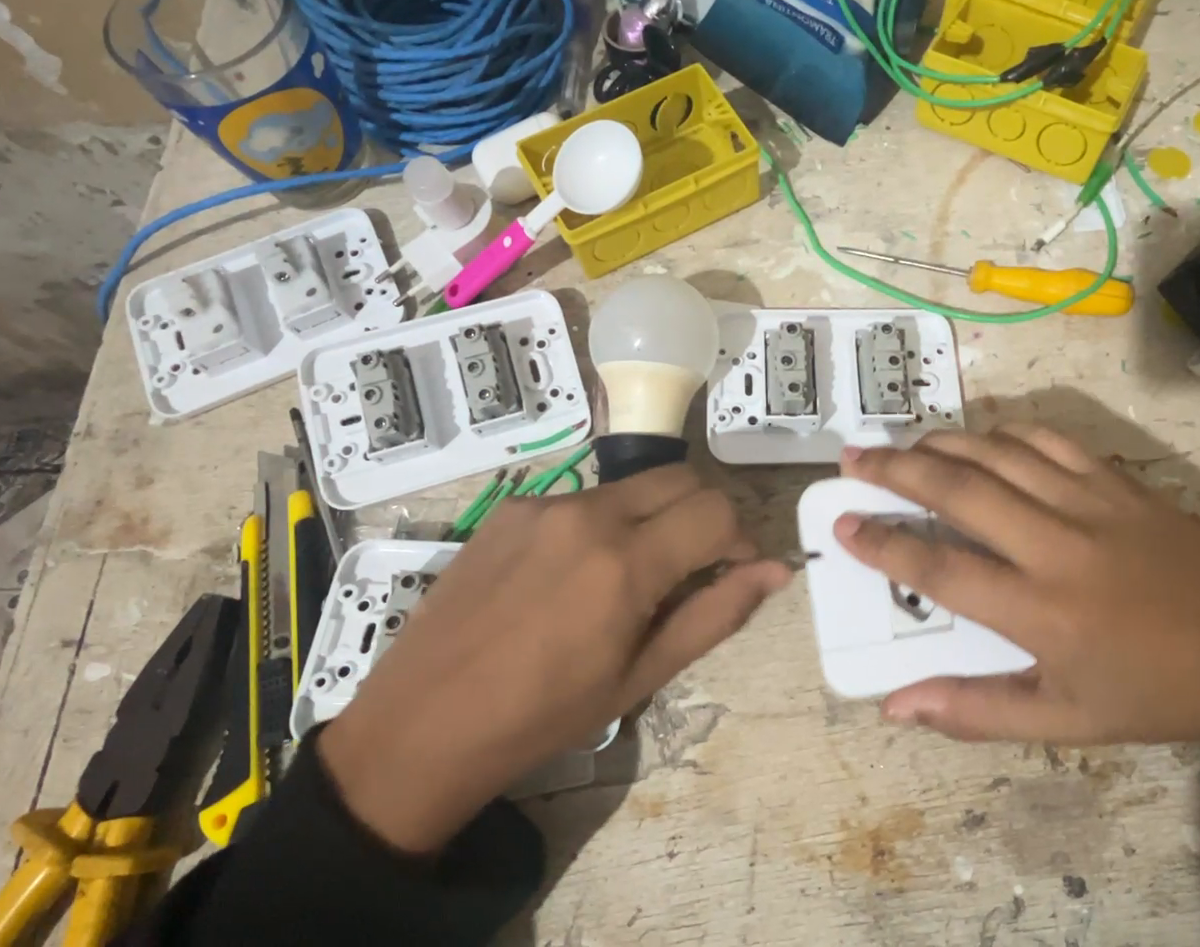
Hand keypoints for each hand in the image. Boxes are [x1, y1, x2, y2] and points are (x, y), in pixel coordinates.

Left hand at [319, 464, 790, 853]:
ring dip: (654, 518)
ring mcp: (544, 505)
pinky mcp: (510, 508)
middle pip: (681, 479)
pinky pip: (582, 500)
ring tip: (628, 578)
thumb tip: (774, 571)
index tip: (733, 573)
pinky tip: (573, 574)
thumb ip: (714, 614)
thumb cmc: (544, 715)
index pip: (717, 511)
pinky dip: (603, 524)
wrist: (425, 721)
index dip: (740, 540)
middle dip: (704, 516)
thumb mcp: (642, 675)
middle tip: (694, 568)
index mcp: (626, 563)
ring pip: (632, 487)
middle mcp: (589, 515)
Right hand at [835, 426, 1199, 835]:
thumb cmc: (1156, 694)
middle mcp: (1054, 545)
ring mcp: (1089, 503)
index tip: (841, 525)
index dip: (881, 542)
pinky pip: (1047, 439)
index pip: (937, 567)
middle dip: (894, 470)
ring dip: (939, 442)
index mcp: (1038, 611)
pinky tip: (979, 436)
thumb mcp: (1064, 723)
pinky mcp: (1119, 481)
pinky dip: (1002, 431)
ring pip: (996, 453)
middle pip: (956, 489)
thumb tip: (894, 706)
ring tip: (900, 443)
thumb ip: (975, 711)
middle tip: (851, 460)